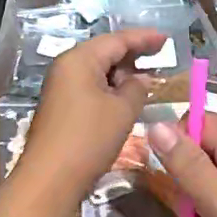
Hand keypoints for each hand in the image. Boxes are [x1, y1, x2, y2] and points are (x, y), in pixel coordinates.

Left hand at [8, 28, 165, 216]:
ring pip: (97, 69)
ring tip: (148, 75)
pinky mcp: (61, 104)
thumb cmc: (88, 139)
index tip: (166, 38)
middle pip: (104, 51)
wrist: (49, 178)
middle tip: (161, 54)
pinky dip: (109, 86)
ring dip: (121, 72)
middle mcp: (66, 66)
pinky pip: (90, 85)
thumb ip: (137, 87)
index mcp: (79, 59)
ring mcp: (61, 85)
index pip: (116, 40)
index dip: (143, 38)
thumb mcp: (121, 111)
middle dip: (132, 53)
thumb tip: (141, 78)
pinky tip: (126, 95)